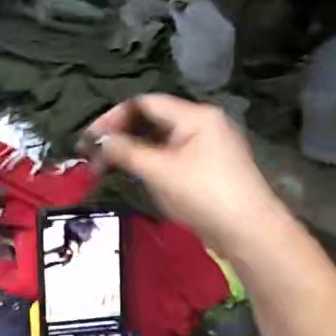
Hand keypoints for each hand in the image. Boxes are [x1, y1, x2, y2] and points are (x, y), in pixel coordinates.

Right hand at [86, 93, 293, 254]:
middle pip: (150, 119)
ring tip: (103, 166)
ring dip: (128, 149)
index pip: (144, 104)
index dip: (112, 117)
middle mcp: (201, 123)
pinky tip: (128, 173)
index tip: (88, 139)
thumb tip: (98, 140)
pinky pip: (166, 154)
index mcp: (195, 116)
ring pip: (156, 138)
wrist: (247, 231)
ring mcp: (204, 145)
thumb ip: (125, 151)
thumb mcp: (159, 171)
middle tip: (90, 154)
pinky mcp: (203, 166)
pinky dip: (144, 160)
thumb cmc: (204, 195)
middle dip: (118, 135)